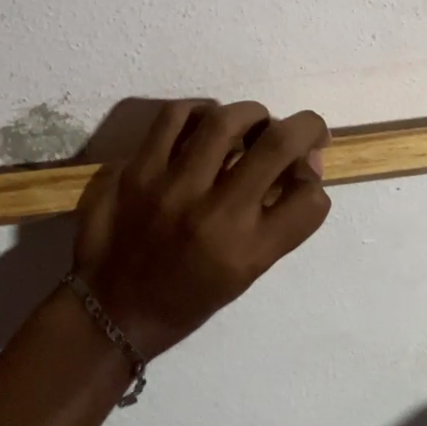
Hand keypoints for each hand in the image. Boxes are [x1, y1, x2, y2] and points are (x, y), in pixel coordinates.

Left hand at [70, 100, 330, 357]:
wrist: (110, 314)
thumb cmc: (187, 298)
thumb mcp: (246, 272)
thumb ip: (279, 219)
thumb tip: (301, 163)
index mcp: (246, 252)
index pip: (311, 199)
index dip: (317, 178)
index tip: (306, 171)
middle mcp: (214, 216)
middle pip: (278, 144)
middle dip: (304, 126)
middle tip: (300, 130)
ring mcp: (171, 189)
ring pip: (226, 118)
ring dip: (252, 114)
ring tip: (252, 122)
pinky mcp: (135, 172)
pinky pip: (175, 117)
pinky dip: (199, 111)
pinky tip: (204, 121)